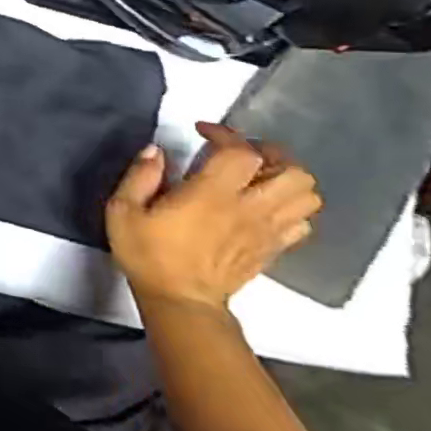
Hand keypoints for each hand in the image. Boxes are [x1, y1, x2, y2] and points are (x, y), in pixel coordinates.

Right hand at [106, 122, 321, 312]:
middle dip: (270, 153)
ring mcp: (268, 230)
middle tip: (239, 152)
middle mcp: (250, 209)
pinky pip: (303, 220)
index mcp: (211, 196)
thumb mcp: (123, 209)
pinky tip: (262, 204)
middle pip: (292, 172)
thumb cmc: (146, 251)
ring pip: (307, 196)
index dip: (226, 134)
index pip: (241, 153)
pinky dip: (290, 205)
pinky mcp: (274, 247)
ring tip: (255, 175)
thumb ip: (140, 176)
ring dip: (286, 178)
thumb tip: (154, 151)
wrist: (180, 299)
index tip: (202, 131)